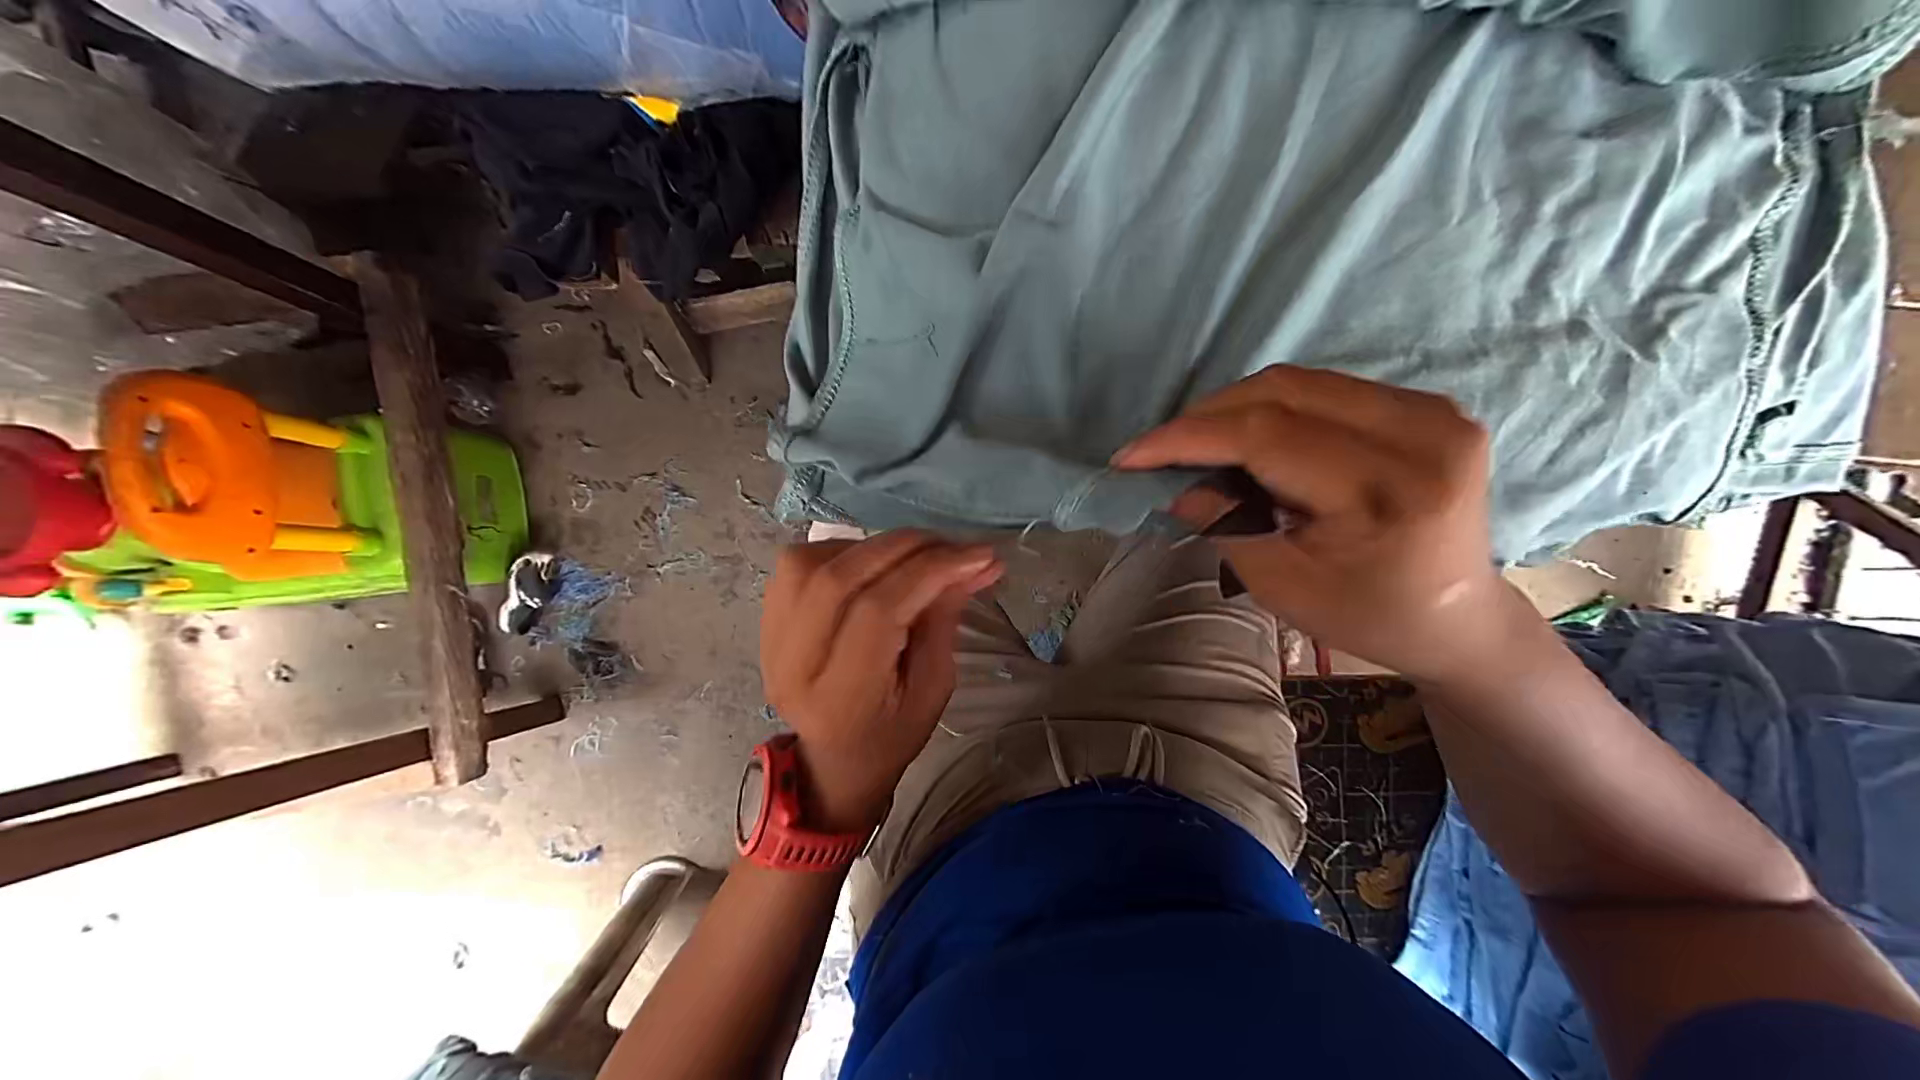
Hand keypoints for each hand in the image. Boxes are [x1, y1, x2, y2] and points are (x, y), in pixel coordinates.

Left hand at [760, 530, 1003, 832]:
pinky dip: (844, 550)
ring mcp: (769, 637)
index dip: (930, 570)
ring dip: (872, 546)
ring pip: (813, 562)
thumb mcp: (934, 687)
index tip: (979, 554)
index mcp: (840, 697)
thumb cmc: (892, 732)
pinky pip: (800, 561)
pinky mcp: (765, 617)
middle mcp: (793, 664)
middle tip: (951, 545)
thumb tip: (966, 561)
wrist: (835, 756)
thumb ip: (943, 621)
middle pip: (840, 578)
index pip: (879, 611)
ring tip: (913, 555)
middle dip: (905, 548)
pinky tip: (873, 563)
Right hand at [1112, 366, 1536, 683]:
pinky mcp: (1426, 406)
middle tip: (1158, 452)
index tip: (1131, 456)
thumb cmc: (1369, 617)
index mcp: (1391, 490)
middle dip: (1205, 418)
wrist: (1458, 618)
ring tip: (1196, 448)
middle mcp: (1422, 433)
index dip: (1188, 438)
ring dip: (1233, 410)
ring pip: (1299, 382)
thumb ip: (1226, 526)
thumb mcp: (1283, 586)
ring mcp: (1431, 410)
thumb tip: (1179, 485)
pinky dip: (1269, 409)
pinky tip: (1245, 441)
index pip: (1267, 435)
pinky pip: (1322, 389)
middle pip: (1282, 392)